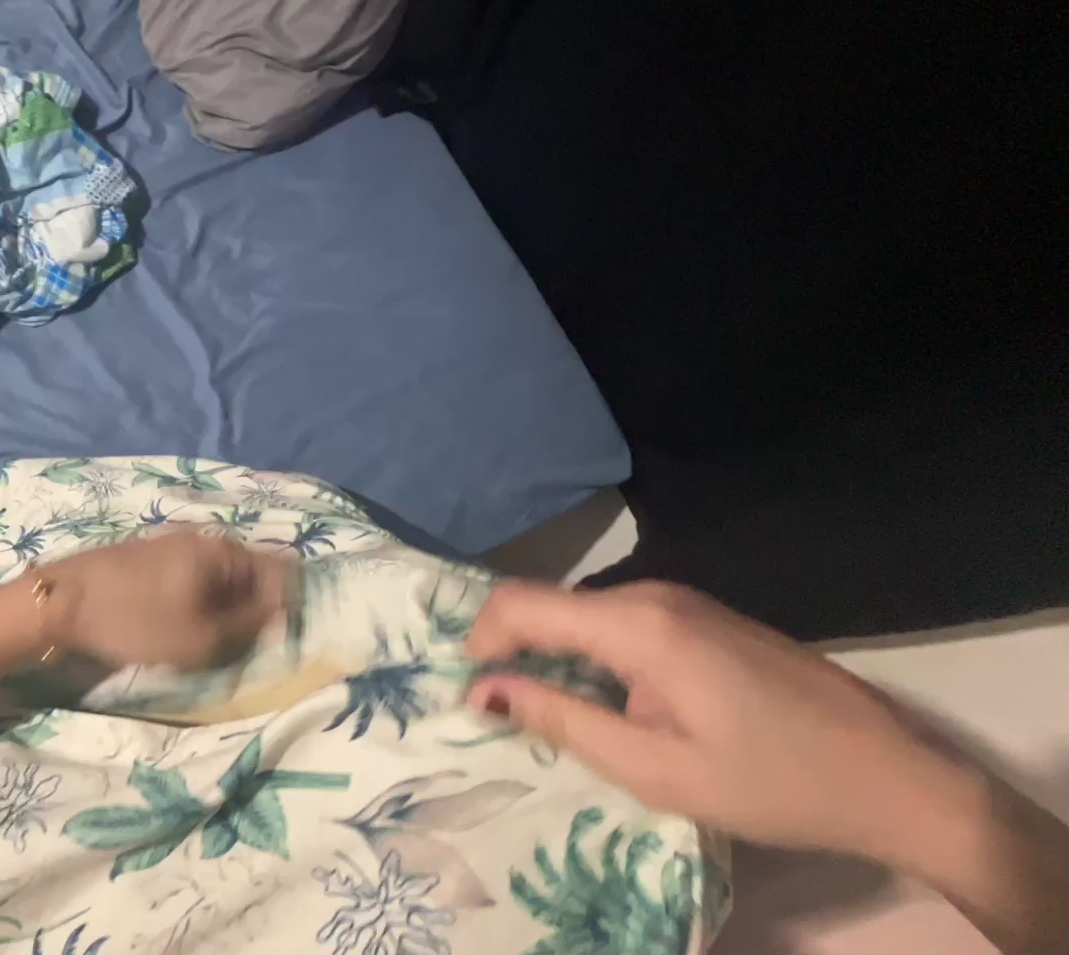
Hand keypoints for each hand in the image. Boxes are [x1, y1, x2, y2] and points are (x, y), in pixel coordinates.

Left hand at [35, 531, 288, 669]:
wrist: (62, 601)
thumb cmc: (134, 620)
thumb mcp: (200, 638)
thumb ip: (248, 626)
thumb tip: (279, 613)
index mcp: (222, 550)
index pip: (279, 571)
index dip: (286, 606)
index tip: (276, 641)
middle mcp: (204, 538)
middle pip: (250, 574)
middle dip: (254, 610)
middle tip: (242, 647)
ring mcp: (176, 544)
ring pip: (221, 579)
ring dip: (225, 609)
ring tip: (212, 642)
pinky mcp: (154, 556)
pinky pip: (195, 579)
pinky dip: (200, 603)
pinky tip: (185, 627)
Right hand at [463, 580, 977, 864]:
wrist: (902, 780)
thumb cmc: (773, 782)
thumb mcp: (655, 770)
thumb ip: (559, 719)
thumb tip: (479, 689)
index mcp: (635, 625)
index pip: (520, 603)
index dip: (480, 639)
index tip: (473, 691)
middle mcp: (648, 594)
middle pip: (545, 602)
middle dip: (508, 647)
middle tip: (503, 706)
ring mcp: (675, 599)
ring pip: (576, 610)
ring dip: (547, 650)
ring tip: (551, 707)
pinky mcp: (694, 613)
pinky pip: (611, 618)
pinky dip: (584, 649)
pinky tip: (606, 695)